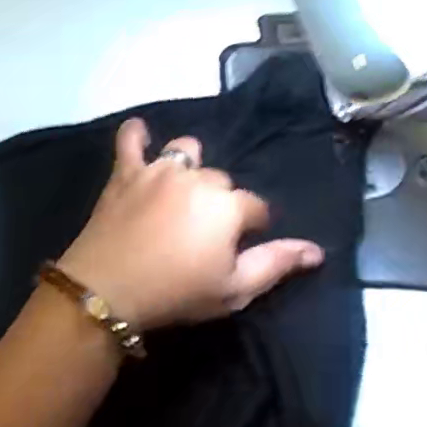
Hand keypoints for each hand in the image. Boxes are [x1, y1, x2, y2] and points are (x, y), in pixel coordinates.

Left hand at [56, 120, 324, 330]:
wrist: (109, 288)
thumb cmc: (178, 292)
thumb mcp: (235, 289)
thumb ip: (276, 263)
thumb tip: (316, 249)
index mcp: (227, 205)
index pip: (255, 207)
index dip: (252, 226)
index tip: (238, 247)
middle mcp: (197, 177)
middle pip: (220, 180)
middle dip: (218, 201)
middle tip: (202, 232)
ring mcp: (159, 168)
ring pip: (185, 152)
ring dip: (188, 166)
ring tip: (180, 189)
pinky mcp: (126, 170)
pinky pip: (131, 140)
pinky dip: (136, 135)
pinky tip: (140, 134)